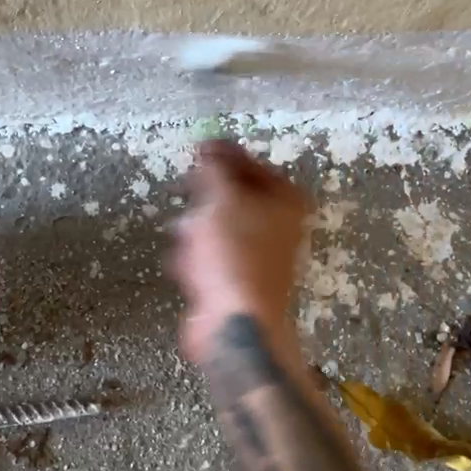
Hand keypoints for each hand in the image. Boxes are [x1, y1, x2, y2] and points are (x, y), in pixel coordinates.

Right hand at [170, 139, 311, 362]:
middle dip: (204, 198)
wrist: (234, 324)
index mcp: (285, 199)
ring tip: (185, 237)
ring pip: (218, 226)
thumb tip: (209, 146)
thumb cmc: (234, 254)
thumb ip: (214, 168)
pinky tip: (185, 266)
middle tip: (185, 192)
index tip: (197, 147)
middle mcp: (278, 224)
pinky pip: (211, 255)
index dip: (222, 154)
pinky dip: (196, 258)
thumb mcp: (221, 199)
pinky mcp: (238, 279)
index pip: (250, 163)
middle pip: (233, 195)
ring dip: (196, 229)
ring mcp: (259, 253)